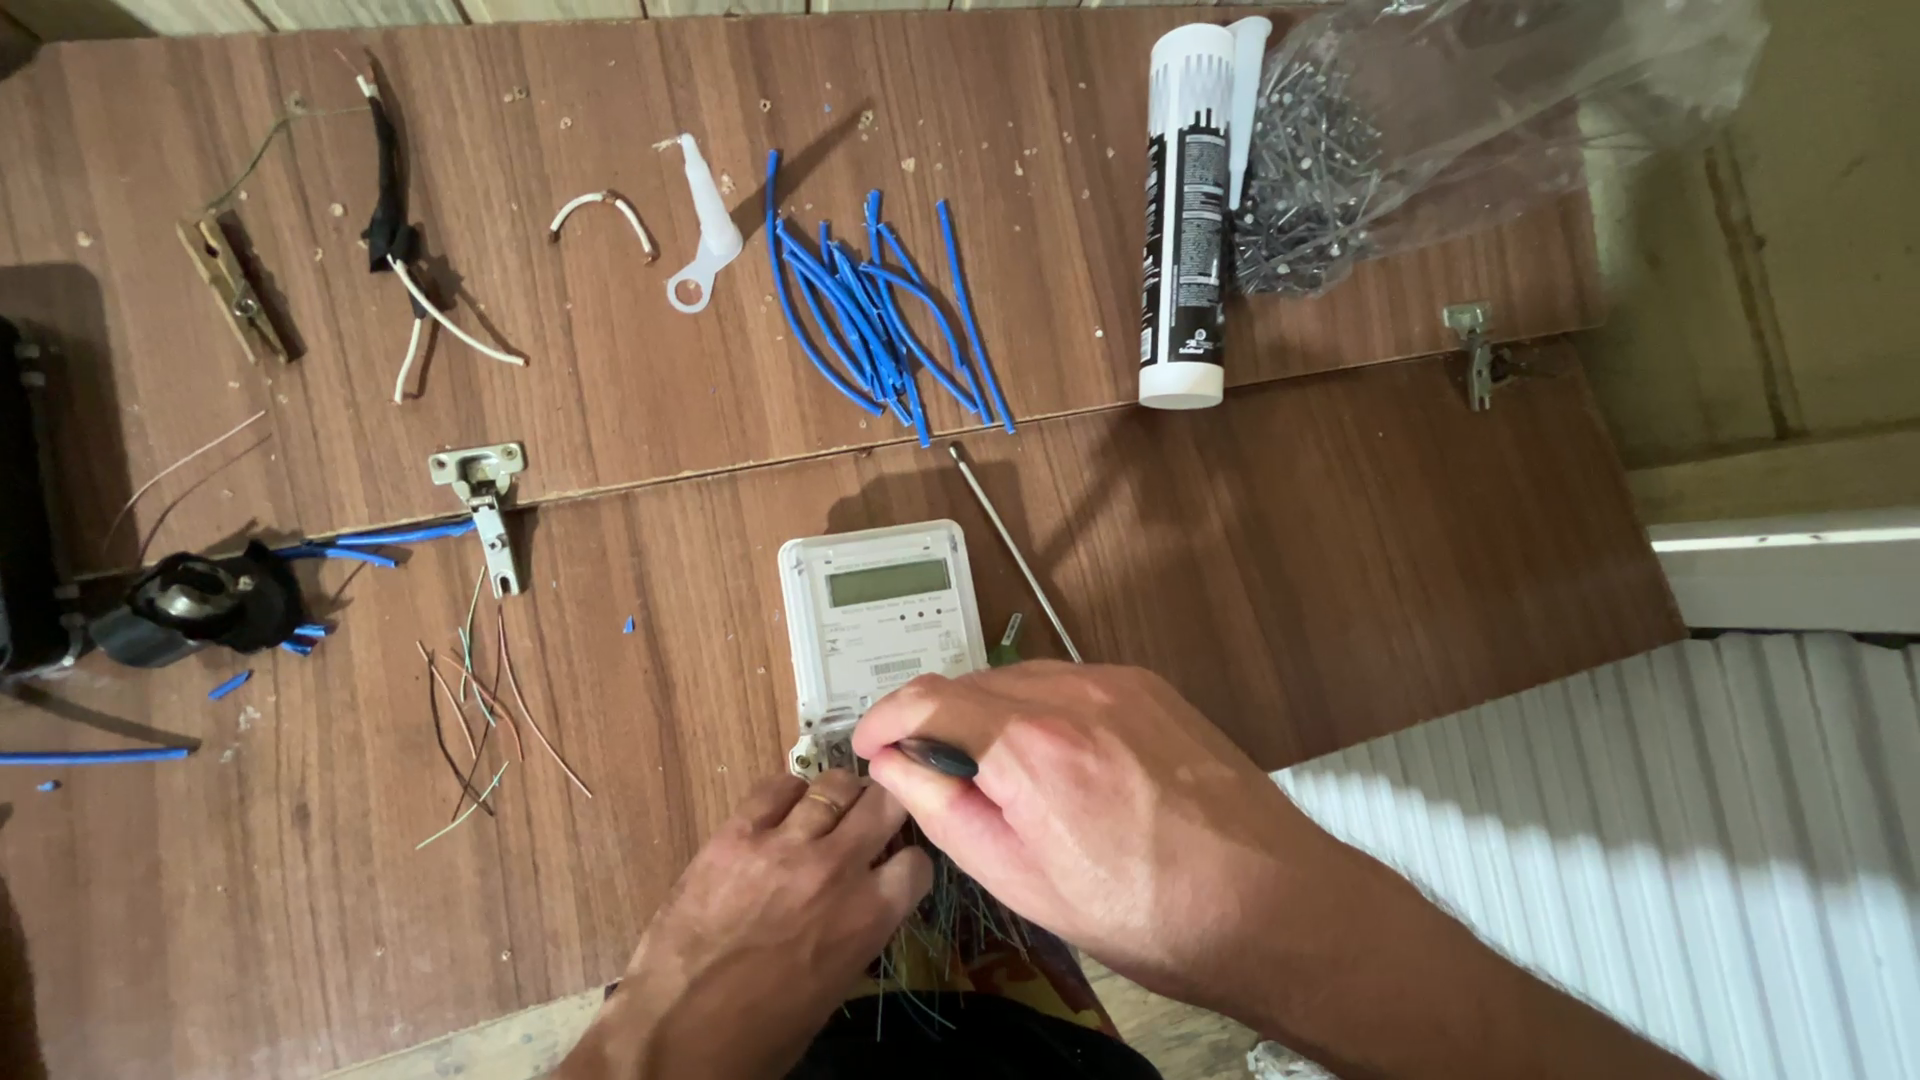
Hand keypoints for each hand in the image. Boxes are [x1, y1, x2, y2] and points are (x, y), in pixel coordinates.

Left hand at [557, 771, 931, 1079]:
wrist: (674, 1039)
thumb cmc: (761, 1034)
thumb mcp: (834, 987)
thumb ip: (860, 929)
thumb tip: (867, 897)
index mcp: (867, 916)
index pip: (917, 860)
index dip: (907, 861)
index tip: (894, 864)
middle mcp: (835, 868)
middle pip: (885, 802)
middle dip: (885, 808)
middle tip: (870, 817)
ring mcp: (784, 844)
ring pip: (834, 784)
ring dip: (840, 795)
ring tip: (828, 808)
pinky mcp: (736, 834)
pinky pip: (776, 787)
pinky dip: (787, 792)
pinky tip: (784, 807)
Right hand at [851, 661, 1358, 1016]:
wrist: (1270, 901)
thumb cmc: (1143, 912)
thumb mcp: (1021, 880)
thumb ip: (944, 810)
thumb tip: (895, 766)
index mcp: (1030, 746)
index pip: (926, 700)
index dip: (884, 719)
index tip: (871, 747)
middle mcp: (1069, 692)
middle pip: (968, 682)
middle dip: (931, 719)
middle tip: (926, 768)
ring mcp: (1113, 680)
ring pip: (1015, 676)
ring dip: (983, 710)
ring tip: (990, 766)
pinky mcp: (1146, 683)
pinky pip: (1064, 680)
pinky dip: (1034, 705)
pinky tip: (1051, 753)